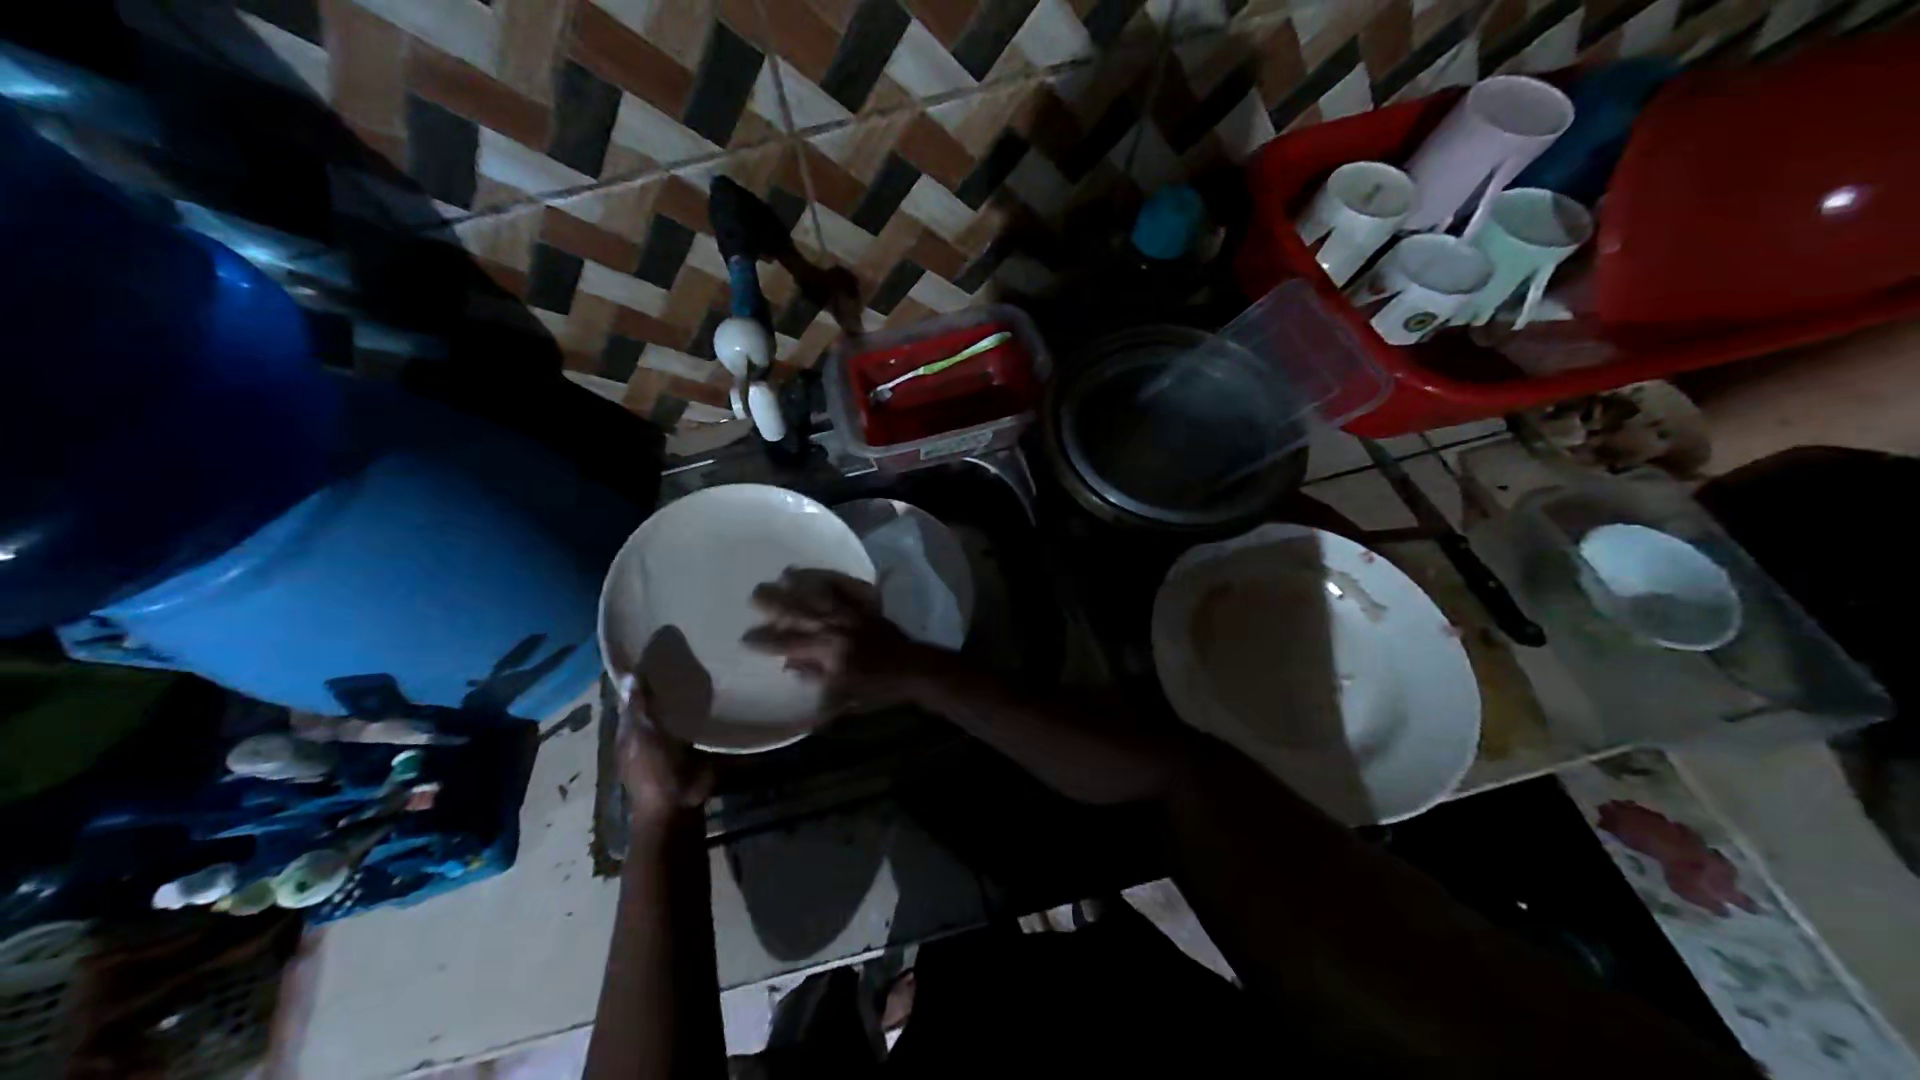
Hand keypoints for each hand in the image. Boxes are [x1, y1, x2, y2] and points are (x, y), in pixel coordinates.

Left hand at [618, 626, 713, 827]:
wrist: (678, 804)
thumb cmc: (653, 770)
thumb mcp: (641, 735)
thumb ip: (637, 707)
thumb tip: (628, 674)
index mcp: (630, 730)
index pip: (632, 696)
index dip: (640, 677)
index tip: (656, 651)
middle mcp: (650, 732)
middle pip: (656, 702)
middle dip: (667, 683)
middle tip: (688, 653)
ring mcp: (672, 740)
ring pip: (677, 711)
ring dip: (688, 695)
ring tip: (708, 666)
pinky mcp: (695, 746)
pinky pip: (698, 722)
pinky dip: (706, 709)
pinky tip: (720, 693)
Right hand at [741, 568, 936, 711]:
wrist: (912, 669)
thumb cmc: (877, 688)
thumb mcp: (842, 696)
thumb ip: (814, 679)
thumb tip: (788, 666)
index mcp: (826, 651)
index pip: (788, 644)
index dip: (765, 641)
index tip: (745, 637)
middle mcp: (836, 627)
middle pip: (800, 611)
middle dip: (775, 602)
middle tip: (755, 594)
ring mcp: (853, 612)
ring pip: (822, 593)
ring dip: (802, 583)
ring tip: (783, 574)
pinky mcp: (869, 605)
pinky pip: (849, 585)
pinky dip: (834, 577)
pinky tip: (822, 571)